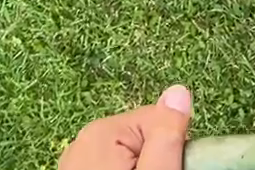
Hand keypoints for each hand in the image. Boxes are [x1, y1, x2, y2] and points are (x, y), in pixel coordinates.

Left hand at [59, 85, 192, 169]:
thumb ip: (166, 133)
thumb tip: (179, 90)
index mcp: (103, 129)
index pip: (160, 119)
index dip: (173, 146)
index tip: (174, 166)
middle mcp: (84, 137)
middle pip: (143, 136)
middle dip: (154, 156)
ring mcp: (75, 160)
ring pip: (127, 153)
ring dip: (139, 165)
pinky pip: (108, 164)